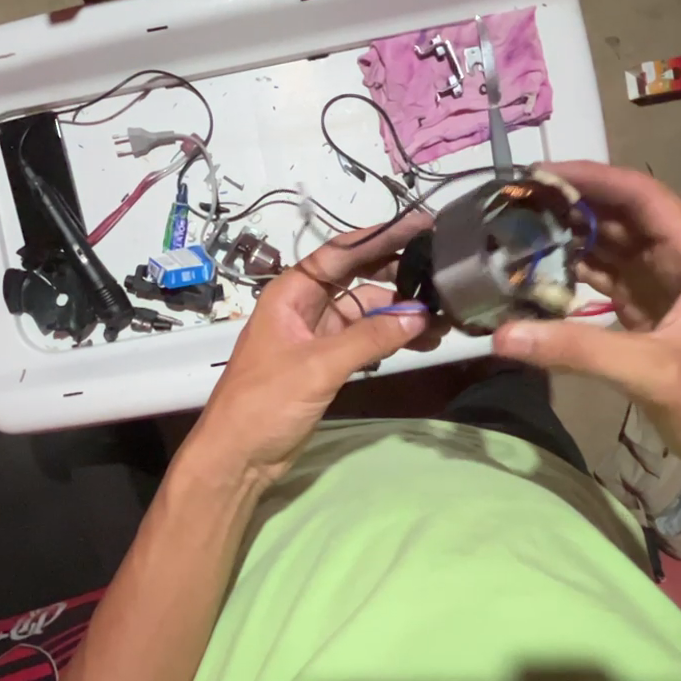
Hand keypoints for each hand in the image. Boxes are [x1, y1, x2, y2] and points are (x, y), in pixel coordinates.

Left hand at [182, 217, 432, 486]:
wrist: (238, 456)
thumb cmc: (265, 402)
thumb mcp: (318, 366)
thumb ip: (369, 338)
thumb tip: (419, 316)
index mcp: (291, 293)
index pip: (341, 252)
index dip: (380, 236)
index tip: (421, 225)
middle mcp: (304, 307)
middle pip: (357, 278)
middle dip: (397, 275)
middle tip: (442, 275)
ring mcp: (316, 336)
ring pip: (365, 312)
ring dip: (399, 314)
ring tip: (442, 319)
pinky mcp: (326, 363)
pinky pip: (364, 340)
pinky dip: (389, 339)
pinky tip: (420, 341)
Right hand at [491, 161, 680, 467]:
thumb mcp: (650, 372)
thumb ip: (576, 349)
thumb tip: (502, 335)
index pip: (642, 196)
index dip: (593, 178)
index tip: (540, 172)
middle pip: (623, 216)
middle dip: (574, 205)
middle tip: (516, 202)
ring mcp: (668, 286)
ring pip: (613, 245)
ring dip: (571, 237)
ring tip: (518, 230)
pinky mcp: (651, 312)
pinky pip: (608, 277)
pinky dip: (576, 272)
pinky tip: (540, 272)